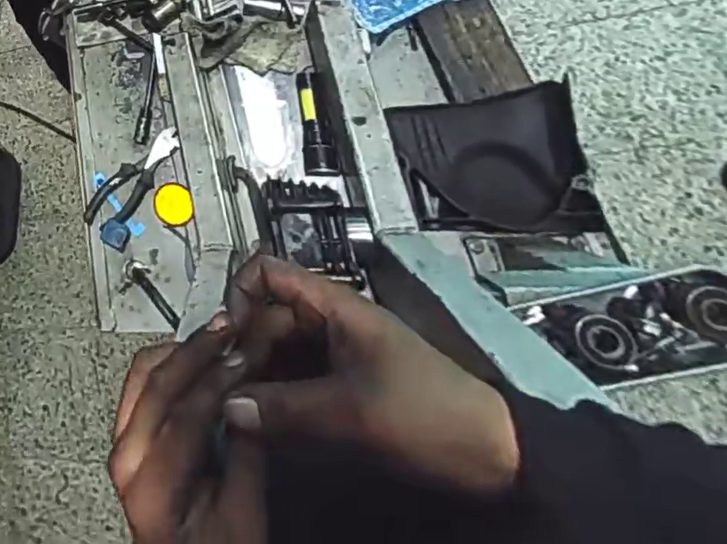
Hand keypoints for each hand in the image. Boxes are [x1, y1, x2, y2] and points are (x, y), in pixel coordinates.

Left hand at [108, 321, 265, 543]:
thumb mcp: (243, 517)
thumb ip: (244, 454)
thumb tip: (247, 394)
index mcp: (150, 486)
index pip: (184, 414)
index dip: (217, 378)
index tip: (245, 353)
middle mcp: (125, 457)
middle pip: (156, 384)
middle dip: (196, 350)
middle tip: (228, 327)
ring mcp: (121, 444)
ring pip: (143, 375)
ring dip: (181, 350)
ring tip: (216, 334)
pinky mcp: (126, 435)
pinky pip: (141, 384)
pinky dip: (169, 362)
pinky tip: (196, 354)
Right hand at [222, 255, 521, 496]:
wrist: (497, 456)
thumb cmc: (429, 414)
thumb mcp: (355, 412)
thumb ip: (288, 409)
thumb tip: (229, 407)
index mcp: (331, 304)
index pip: (266, 270)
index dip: (240, 293)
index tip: (230, 337)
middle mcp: (325, 319)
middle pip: (264, 313)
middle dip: (244, 345)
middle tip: (232, 387)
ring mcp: (332, 350)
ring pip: (275, 347)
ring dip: (256, 372)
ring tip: (243, 407)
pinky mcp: (338, 380)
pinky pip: (292, 374)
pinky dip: (274, 390)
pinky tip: (264, 418)